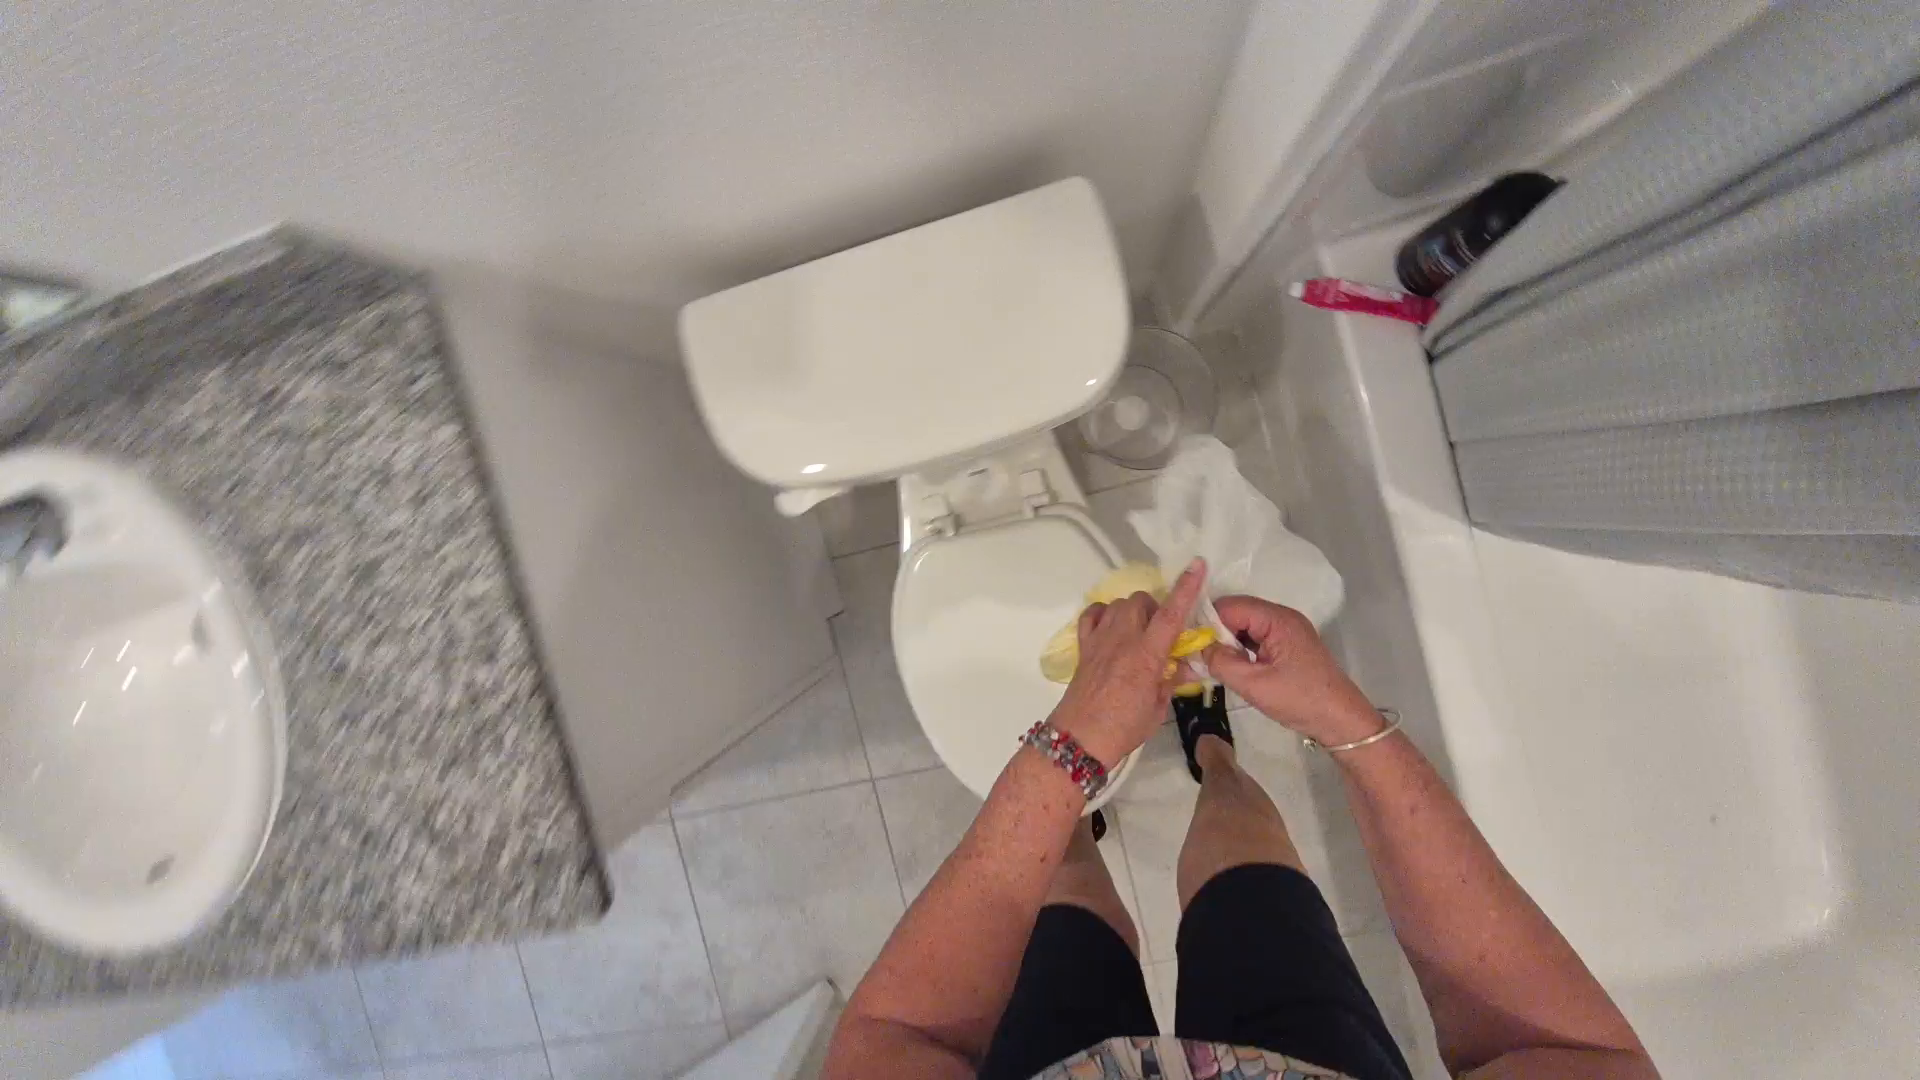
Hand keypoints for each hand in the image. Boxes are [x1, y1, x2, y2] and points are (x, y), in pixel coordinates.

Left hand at [1048, 559, 1205, 765]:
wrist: (1080, 738)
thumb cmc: (1124, 727)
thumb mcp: (1158, 708)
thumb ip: (1172, 680)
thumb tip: (1189, 666)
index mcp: (1146, 655)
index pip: (1170, 615)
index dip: (1186, 588)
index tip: (1197, 565)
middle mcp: (1122, 639)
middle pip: (1140, 602)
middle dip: (1155, 609)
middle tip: (1161, 634)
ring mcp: (1099, 640)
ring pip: (1117, 604)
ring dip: (1131, 611)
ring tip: (1138, 632)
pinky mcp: (1083, 646)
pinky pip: (1091, 615)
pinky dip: (1102, 613)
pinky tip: (1111, 627)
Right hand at [1201, 595, 1383, 745]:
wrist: (1342, 722)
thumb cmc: (1300, 701)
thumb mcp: (1254, 685)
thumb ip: (1221, 662)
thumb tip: (1198, 647)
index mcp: (1277, 620)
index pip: (1230, 606)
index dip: (1208, 622)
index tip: (1190, 643)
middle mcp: (1282, 617)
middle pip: (1237, 612)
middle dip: (1216, 631)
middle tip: (1199, 654)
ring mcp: (1287, 630)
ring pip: (1245, 624)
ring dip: (1228, 641)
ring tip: (1214, 661)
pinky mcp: (1287, 644)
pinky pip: (1255, 636)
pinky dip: (1241, 647)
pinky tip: (1233, 664)